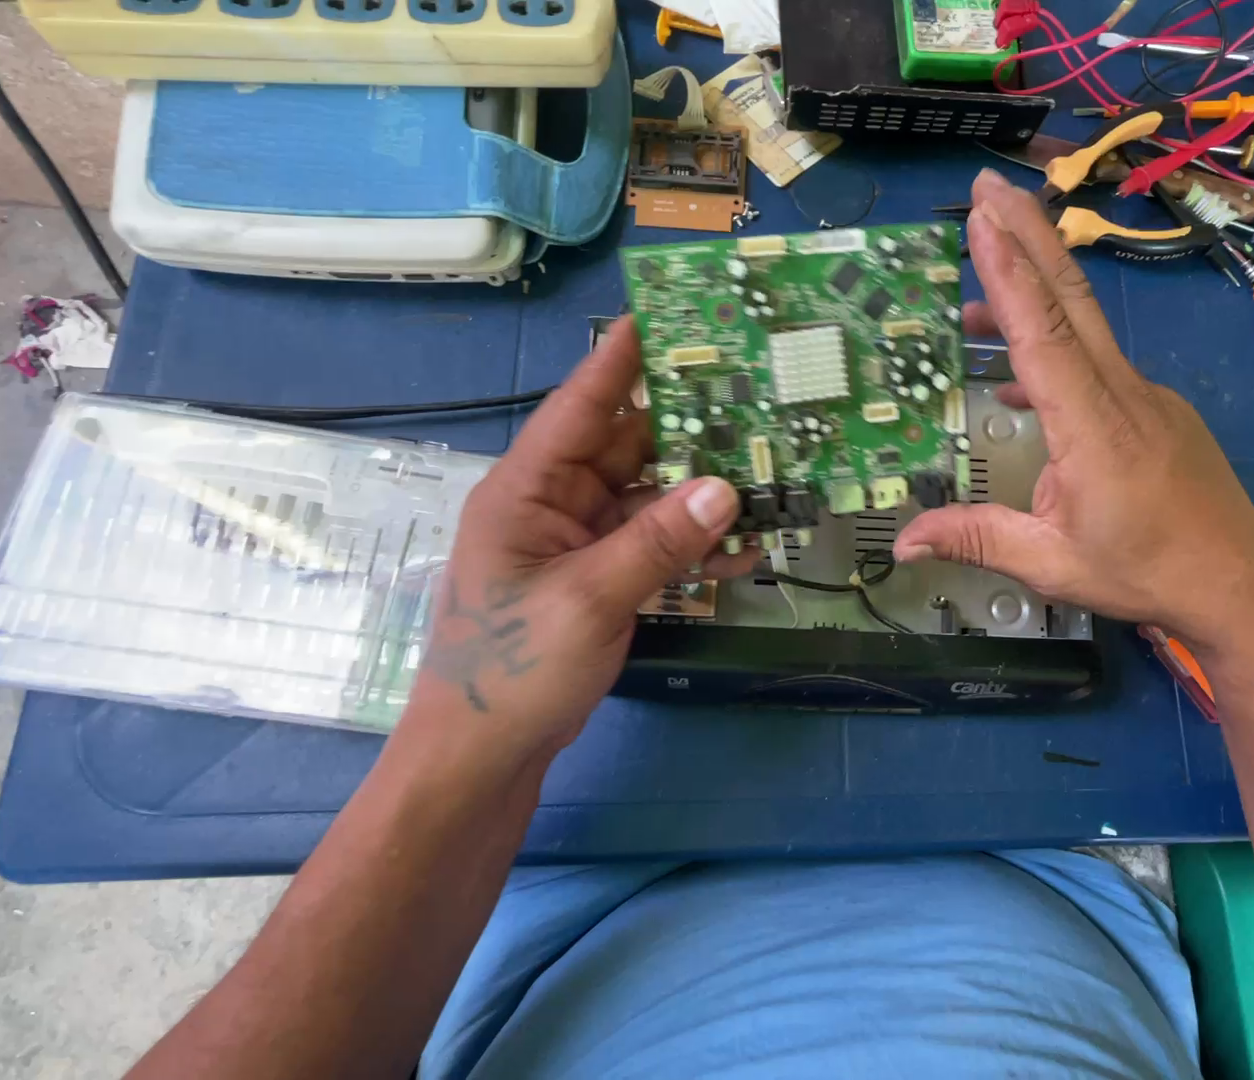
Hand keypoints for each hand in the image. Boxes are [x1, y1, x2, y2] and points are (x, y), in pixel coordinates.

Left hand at [411, 318, 754, 754]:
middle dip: (688, 430)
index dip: (621, 359)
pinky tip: (744, 548)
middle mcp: (556, 504)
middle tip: (752, 400)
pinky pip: (656, 545)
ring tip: (766, 474)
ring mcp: (582, 542)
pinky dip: (695, 546)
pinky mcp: (603, 577)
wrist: (487, 752)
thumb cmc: (514, 668)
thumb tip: (725, 489)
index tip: (664, 314)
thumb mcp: (588, 599)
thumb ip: (657, 542)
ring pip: (651, 498)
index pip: (581, 407)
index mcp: (529, 490)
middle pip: (629, 449)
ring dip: (702, 494)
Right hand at [894, 168, 1253, 652]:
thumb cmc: (1145, 572)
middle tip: (986, 185)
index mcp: (1093, 429)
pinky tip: (1016, 371)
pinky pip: (1096, 359)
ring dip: (1034, 286)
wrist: (1238, 582)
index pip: (1044, 337)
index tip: (982, 217)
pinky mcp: (1153, 406)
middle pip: (1072, 299)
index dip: (1010, 274)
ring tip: (981, 268)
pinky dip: (1052, 343)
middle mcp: (1121, 394)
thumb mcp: (1051, 564)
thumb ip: (976, 540)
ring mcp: (1144, 394)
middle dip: (1029, 233)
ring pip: (1084, 324)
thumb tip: (901, 542)